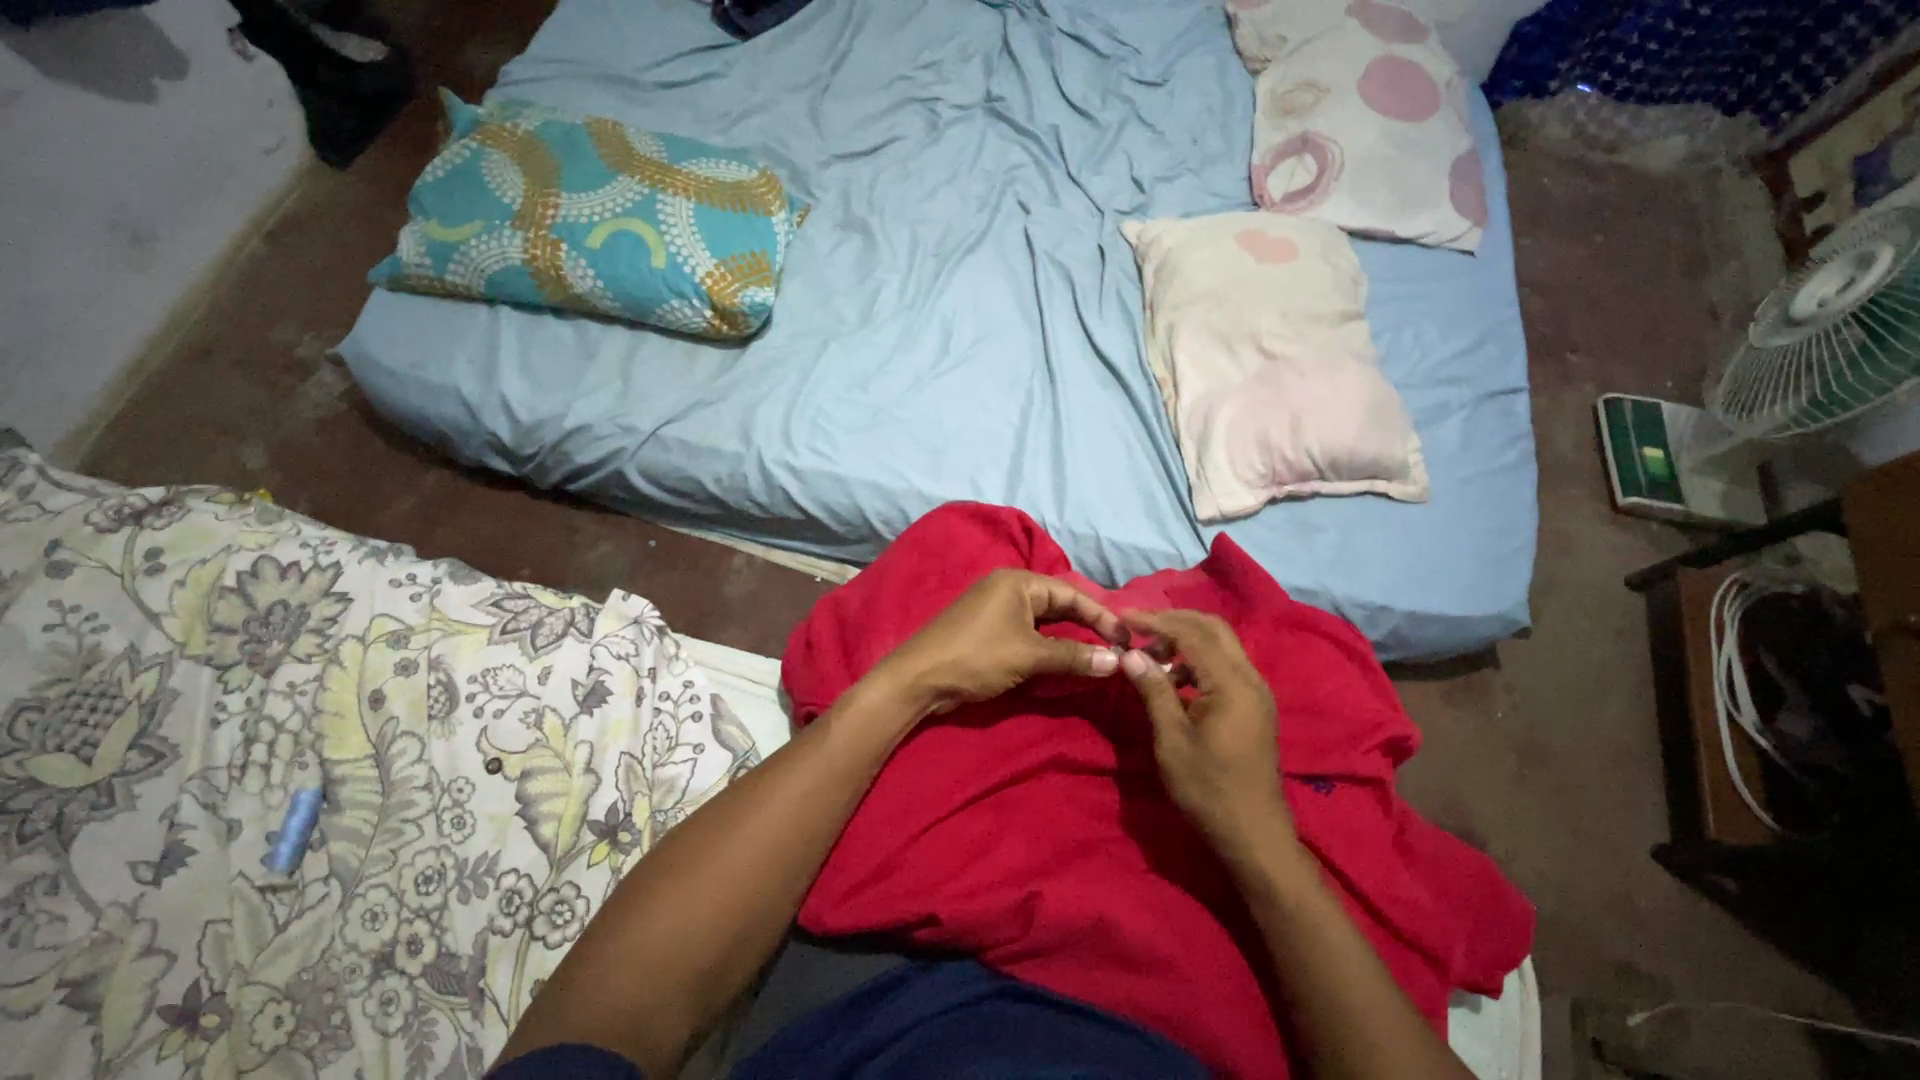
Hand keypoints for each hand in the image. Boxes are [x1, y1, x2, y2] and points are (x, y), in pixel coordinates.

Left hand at [871, 569, 1124, 715]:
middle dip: (1087, 626)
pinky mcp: (987, 631)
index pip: (1072, 593)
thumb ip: (1074, 657)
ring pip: (1043, 621)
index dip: (1101, 616)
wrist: (918, 679)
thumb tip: (1117, 661)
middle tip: (1115, 648)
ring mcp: (994, 609)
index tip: (1126, 639)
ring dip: (1068, 639)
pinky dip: (1047, 646)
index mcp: (1018, 582)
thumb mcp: (1029, 656)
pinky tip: (1061, 662)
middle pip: (1059, 604)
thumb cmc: (976, 657)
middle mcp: (1007, 588)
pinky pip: (1027, 633)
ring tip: (1095, 657)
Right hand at [1120, 610, 1291, 864]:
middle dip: (1173, 622)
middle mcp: (1250, 678)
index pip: (1191, 632)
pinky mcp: (1254, 706)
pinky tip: (1172, 682)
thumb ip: (1153, 691)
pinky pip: (1226, 667)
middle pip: (1212, 628)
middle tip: (1136, 630)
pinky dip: (1198, 662)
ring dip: (1185, 642)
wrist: (1253, 832)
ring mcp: (1256, 692)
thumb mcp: (1172, 740)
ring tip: (1150, 660)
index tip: (1122, 619)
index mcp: (1231, 683)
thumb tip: (1131, 654)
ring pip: (1221, 645)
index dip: (1155, 621)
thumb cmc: (1207, 789)